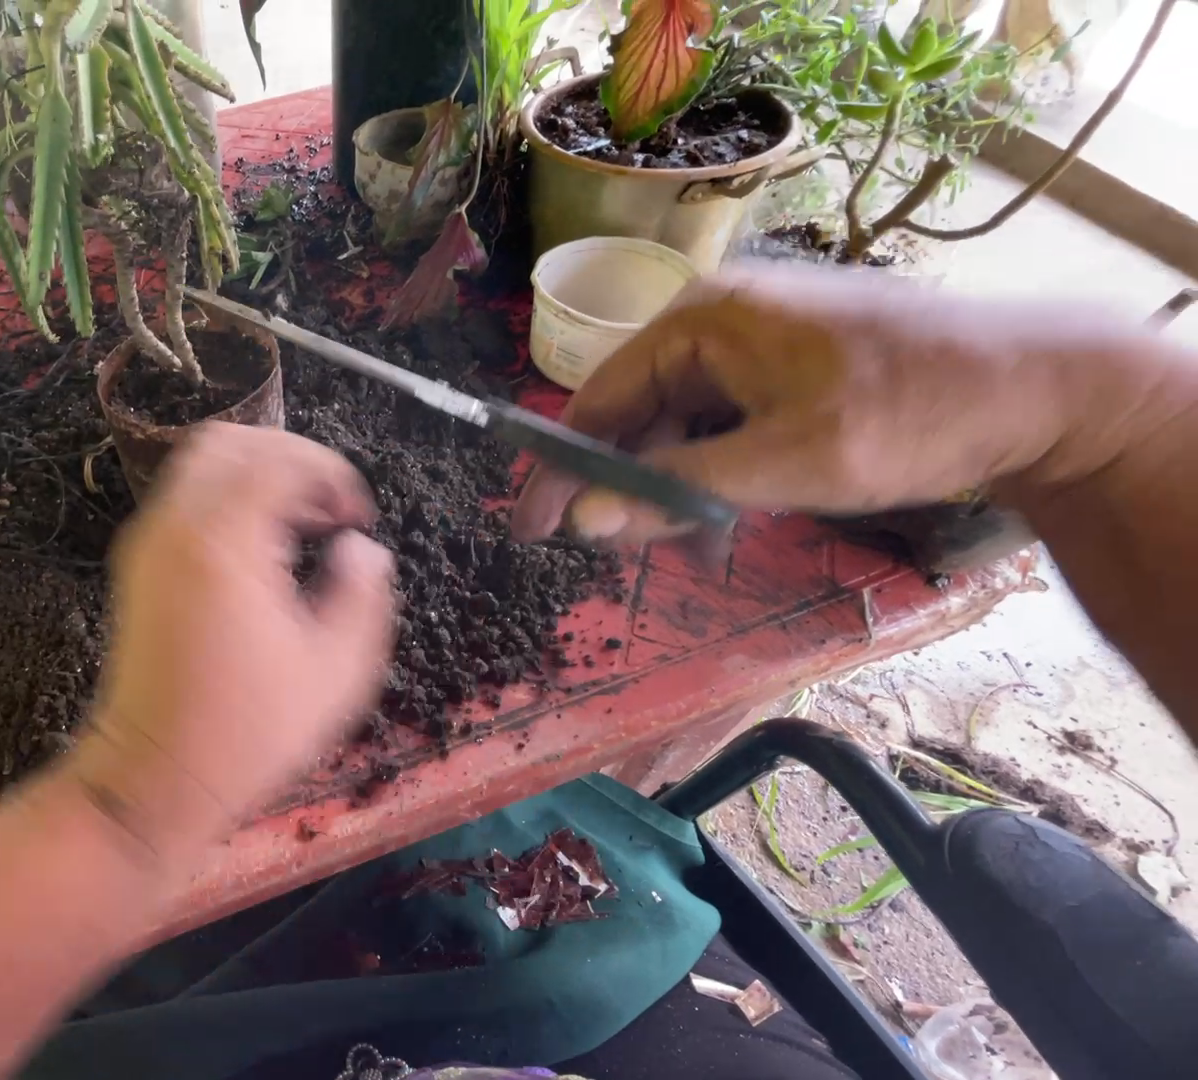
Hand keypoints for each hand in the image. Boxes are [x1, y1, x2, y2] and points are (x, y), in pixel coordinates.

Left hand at [71, 423, 396, 868]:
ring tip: (301, 525)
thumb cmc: (246, 732)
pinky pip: (185, 498)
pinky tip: (263, 548)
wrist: (150, 776)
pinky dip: (228, 499)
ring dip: (258, 474)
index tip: (357, 518)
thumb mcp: (334, 672)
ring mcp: (146, 542)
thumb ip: (361, 595)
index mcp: (222, 542)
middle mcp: (173, 526)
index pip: (280, 460)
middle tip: (328, 506)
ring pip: (202, 463)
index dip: (332, 475)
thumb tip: (361, 549)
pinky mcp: (137, 564)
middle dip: (291, 456)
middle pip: (232, 441)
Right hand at [511, 264, 1172, 545]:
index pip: (595, 401)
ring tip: (681, 542)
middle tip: (608, 546)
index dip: (561, 469)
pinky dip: (707, 471)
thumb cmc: (911, 416)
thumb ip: (669, 489)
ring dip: (667, 485)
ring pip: (673, 424)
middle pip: (632, 413)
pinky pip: (714, 423)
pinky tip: (720, 514)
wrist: (1057, 392)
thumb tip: (580, 520)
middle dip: (620, 483)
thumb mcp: (779, 463)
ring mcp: (749, 341)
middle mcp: (714, 322)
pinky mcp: (779, 366)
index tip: (534, 527)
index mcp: (700, 321)